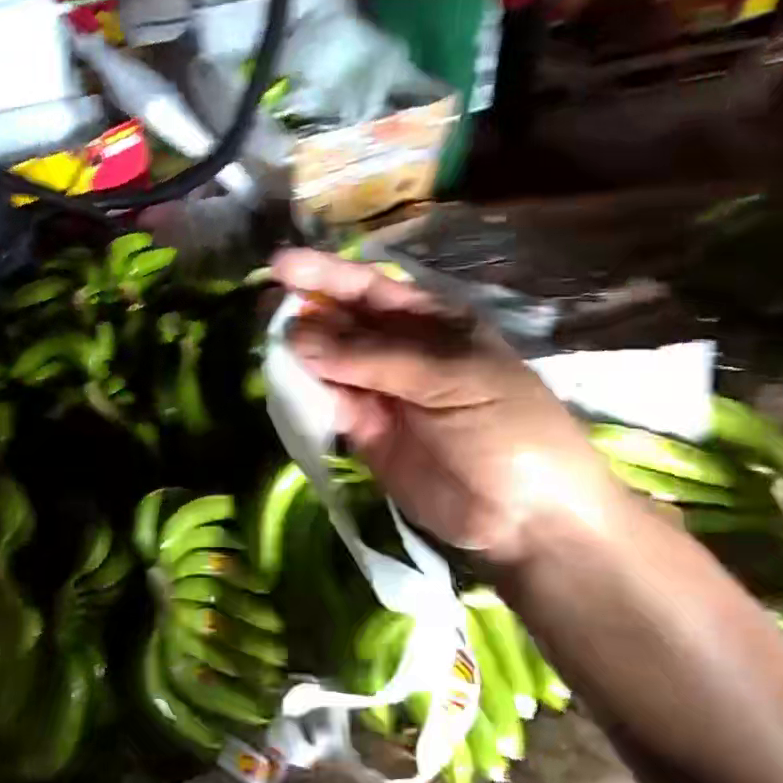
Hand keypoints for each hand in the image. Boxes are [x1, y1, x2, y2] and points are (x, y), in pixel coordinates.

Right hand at [271, 249, 632, 563]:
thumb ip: (371, 357)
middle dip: (301, 310)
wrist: (524, 516)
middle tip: (259, 304)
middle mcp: (399, 351)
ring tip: (257, 339)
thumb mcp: (449, 378)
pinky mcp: (360, 430)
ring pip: (324, 362)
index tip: (280, 266)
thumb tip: (295, 335)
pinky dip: (299, 392)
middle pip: (340, 321)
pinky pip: (322, 402)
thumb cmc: (506, 429)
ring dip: (293, 351)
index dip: (325, 274)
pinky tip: (276, 379)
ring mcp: (377, 392)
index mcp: (432, 323)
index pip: (370, 288)